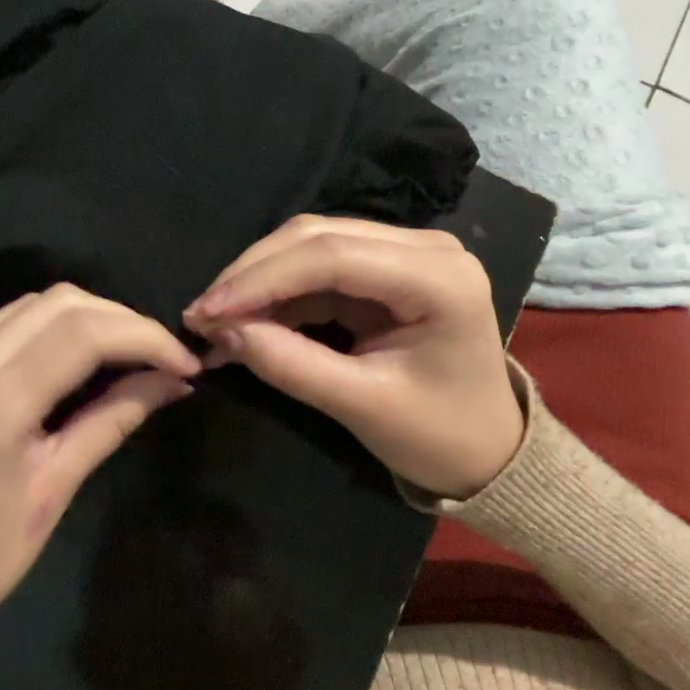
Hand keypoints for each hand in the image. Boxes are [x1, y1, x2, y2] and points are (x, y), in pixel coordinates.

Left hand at [0, 284, 200, 675]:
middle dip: (122, 319)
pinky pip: (9, 323)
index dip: (144, 337)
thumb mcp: (55, 489)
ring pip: (34, 304)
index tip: (185, 364)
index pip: (82, 333)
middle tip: (163, 357)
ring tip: (132, 353)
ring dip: (90, 316)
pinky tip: (83, 355)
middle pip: (60, 302)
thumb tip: (172, 383)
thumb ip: (112, 420)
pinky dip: (55, 327)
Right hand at [183, 216, 522, 500]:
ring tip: (213, 319)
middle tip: (199, 315)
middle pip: (315, 237)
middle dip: (251, 274)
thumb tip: (222, 333)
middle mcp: (423, 247)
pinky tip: (243, 318)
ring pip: (309, 244)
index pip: (332, 256)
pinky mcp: (382, 269)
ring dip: (257, 279)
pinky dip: (275, 292)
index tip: (206, 312)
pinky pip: (315, 267)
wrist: (489, 452)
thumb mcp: (364, 406)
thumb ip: (293, 366)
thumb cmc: (440, 435)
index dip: (261, 279)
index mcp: (438, 277)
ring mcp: (403, 253)